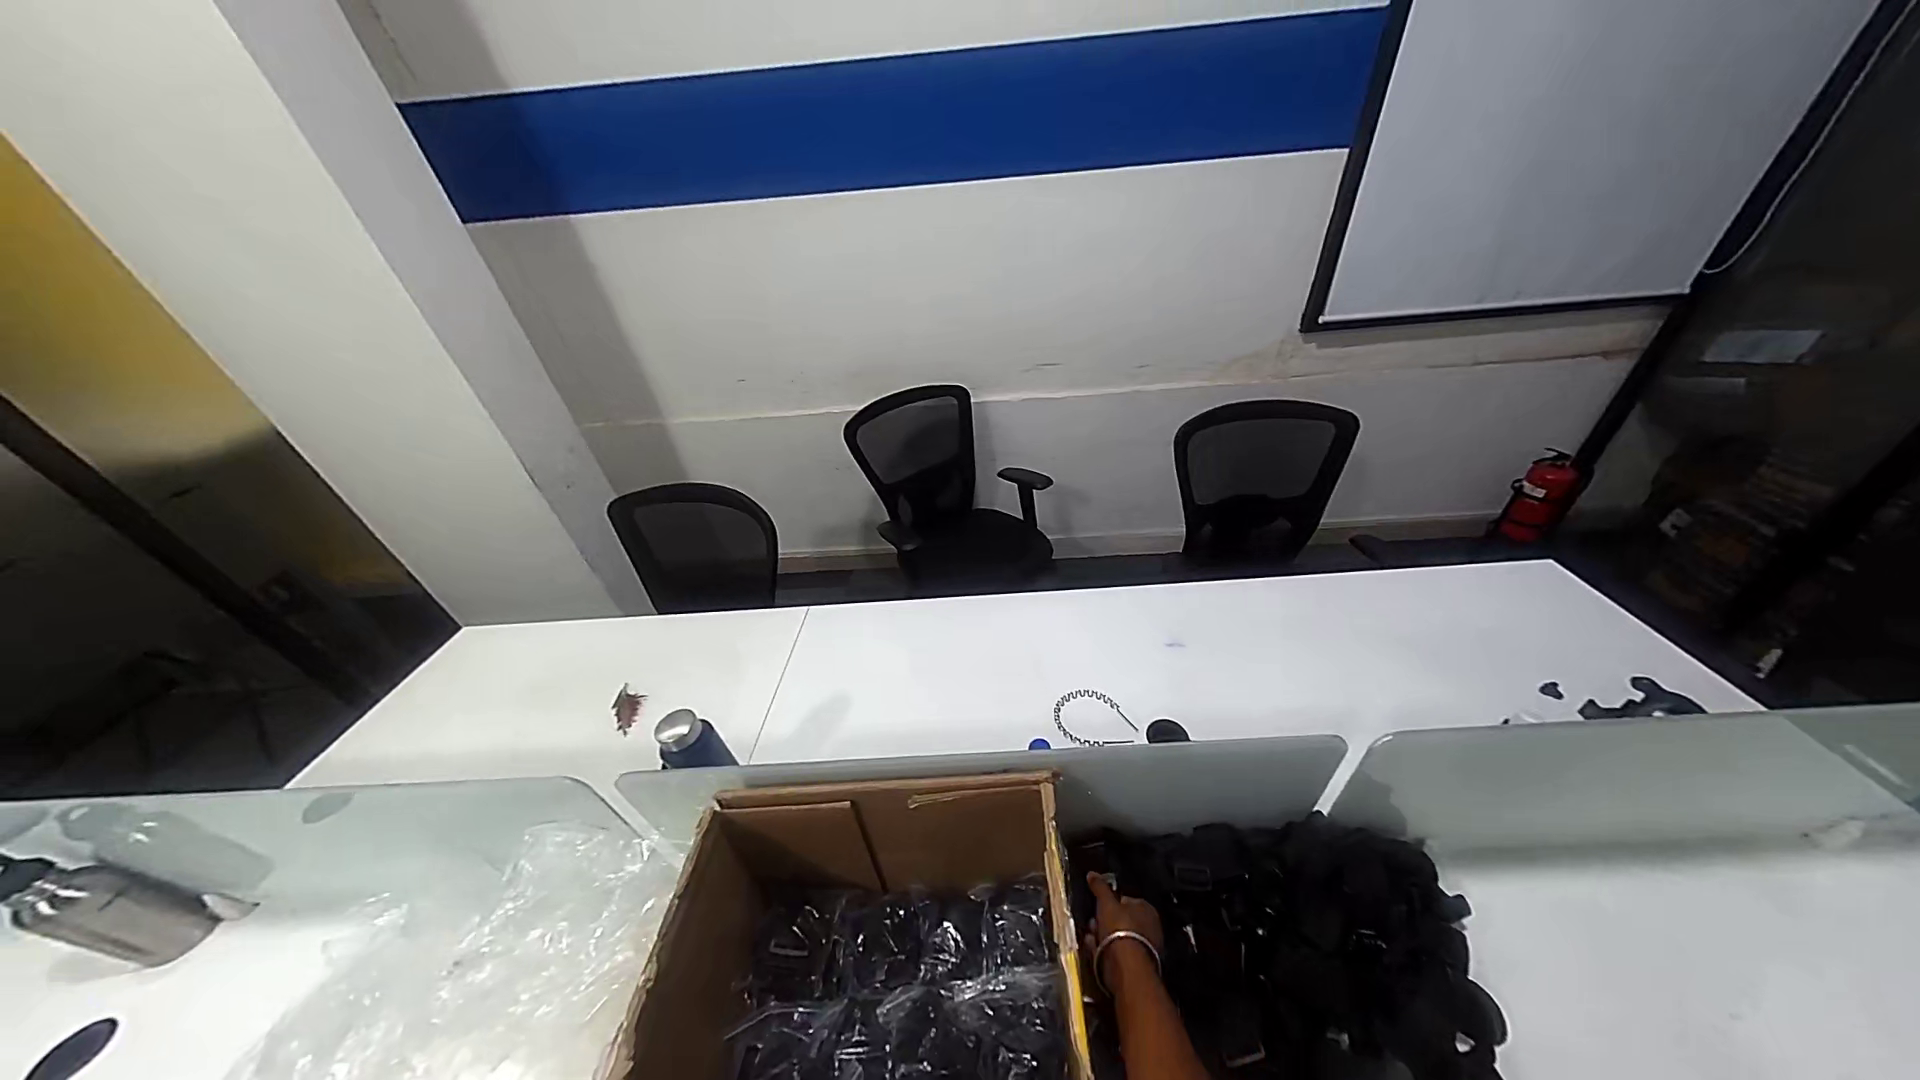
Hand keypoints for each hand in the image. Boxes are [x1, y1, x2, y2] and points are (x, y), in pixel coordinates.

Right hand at [1084, 872, 1163, 991]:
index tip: (1098, 905)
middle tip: (1092, 922)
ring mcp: (1144, 948)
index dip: (1110, 902)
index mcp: (1147, 909)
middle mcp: (1150, 928)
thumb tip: (1092, 874)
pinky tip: (1093, 949)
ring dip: (1102, 936)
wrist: (1126, 967)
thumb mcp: (1106, 902)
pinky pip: (1117, 953)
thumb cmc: (1119, 928)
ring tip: (1090, 936)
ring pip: (1118, 938)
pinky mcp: (1135, 966)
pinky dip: (1104, 950)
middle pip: (1122, 920)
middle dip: (1105, 921)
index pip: (1127, 901)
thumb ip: (1100, 887)